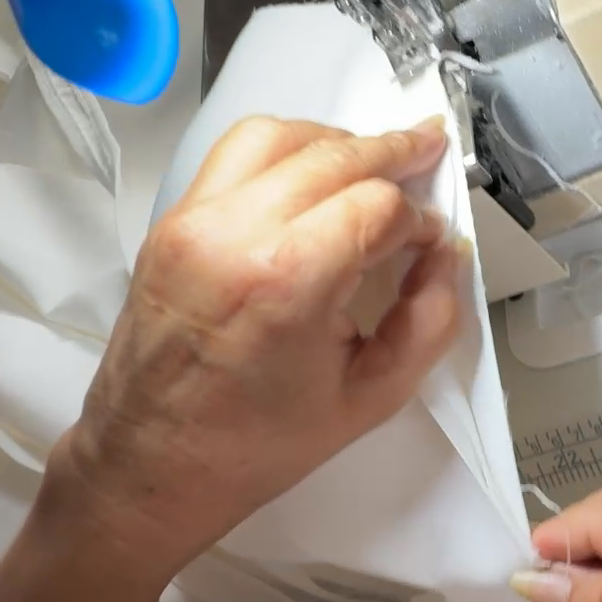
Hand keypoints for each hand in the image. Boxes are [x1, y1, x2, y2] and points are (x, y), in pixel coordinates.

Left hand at [44, 116, 461, 585]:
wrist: (154, 464)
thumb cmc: (264, 442)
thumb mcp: (378, 394)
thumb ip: (432, 319)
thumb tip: (447, 255)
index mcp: (287, 281)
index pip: (377, 206)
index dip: (419, 220)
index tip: (433, 246)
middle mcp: (232, 234)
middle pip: (334, 156)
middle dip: (394, 151)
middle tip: (431, 146)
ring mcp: (192, 222)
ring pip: (279, 137)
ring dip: (339, 142)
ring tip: (378, 160)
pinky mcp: (172, 224)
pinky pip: (236, 155)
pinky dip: (289, 150)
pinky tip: (319, 174)